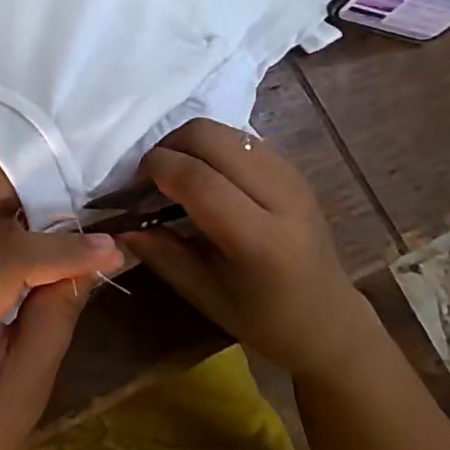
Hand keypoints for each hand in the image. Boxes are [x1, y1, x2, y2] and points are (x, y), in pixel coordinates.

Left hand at [0, 161, 123, 449]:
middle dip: (27, 185)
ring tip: (59, 201)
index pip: (7, 257)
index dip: (63, 246)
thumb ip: (58, 310)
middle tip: (77, 187)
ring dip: (9, 195)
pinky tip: (26, 224)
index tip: (110, 244)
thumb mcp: (26, 387)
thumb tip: (95, 253)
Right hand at [120, 119, 377, 380]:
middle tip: (151, 175)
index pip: (200, 180)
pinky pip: (239, 136)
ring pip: (224, 129)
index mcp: (262, 241)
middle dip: (169, 145)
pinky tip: (203, 173)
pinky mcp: (291, 165)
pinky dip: (210, 144)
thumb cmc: (266, 320)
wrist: (330, 317)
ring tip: (175, 172)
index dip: (159, 169)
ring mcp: (290, 174)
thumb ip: (164, 256)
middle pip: (211, 138)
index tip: (134, 183)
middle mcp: (281, 197)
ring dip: (189, 141)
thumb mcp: (207, 297)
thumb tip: (119, 226)